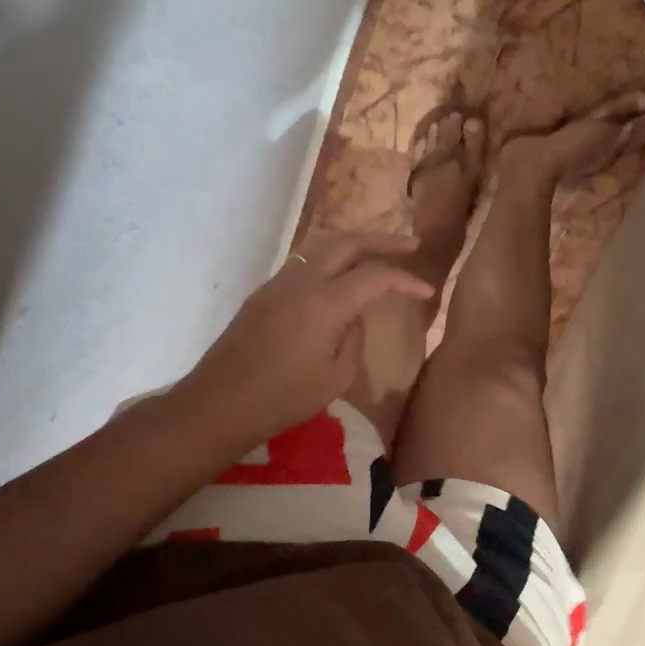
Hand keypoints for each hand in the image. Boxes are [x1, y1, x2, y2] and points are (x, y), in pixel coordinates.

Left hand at [171, 231, 433, 447]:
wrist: (216, 406)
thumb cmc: (283, 398)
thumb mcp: (337, 377)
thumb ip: (354, 338)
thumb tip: (354, 317)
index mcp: (325, 303)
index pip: (375, 276)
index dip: (405, 280)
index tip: (428, 291)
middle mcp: (302, 281)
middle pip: (347, 243)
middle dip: (382, 240)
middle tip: (411, 245)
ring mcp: (278, 284)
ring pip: (321, 245)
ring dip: (354, 242)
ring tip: (377, 250)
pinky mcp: (263, 294)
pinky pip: (304, 260)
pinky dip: (330, 256)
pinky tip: (341, 273)